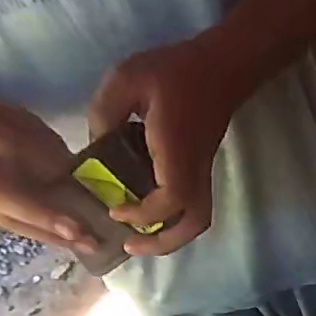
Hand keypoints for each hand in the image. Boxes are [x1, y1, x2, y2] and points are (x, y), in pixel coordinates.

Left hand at [88, 36, 241, 256]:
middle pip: (194, 223)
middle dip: (164, 242)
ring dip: (173, 236)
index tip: (115, 211)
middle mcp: (194, 170)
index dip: (144, 214)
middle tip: (131, 246)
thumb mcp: (127, 79)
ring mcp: (202, 171)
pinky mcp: (201, 169)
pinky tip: (150, 212)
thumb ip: (104, 111)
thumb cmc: (175, 71)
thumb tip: (95, 144)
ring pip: (198, 219)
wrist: (220, 68)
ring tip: (141, 239)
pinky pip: (193, 205)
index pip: (171, 199)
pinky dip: (174, 219)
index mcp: (177, 151)